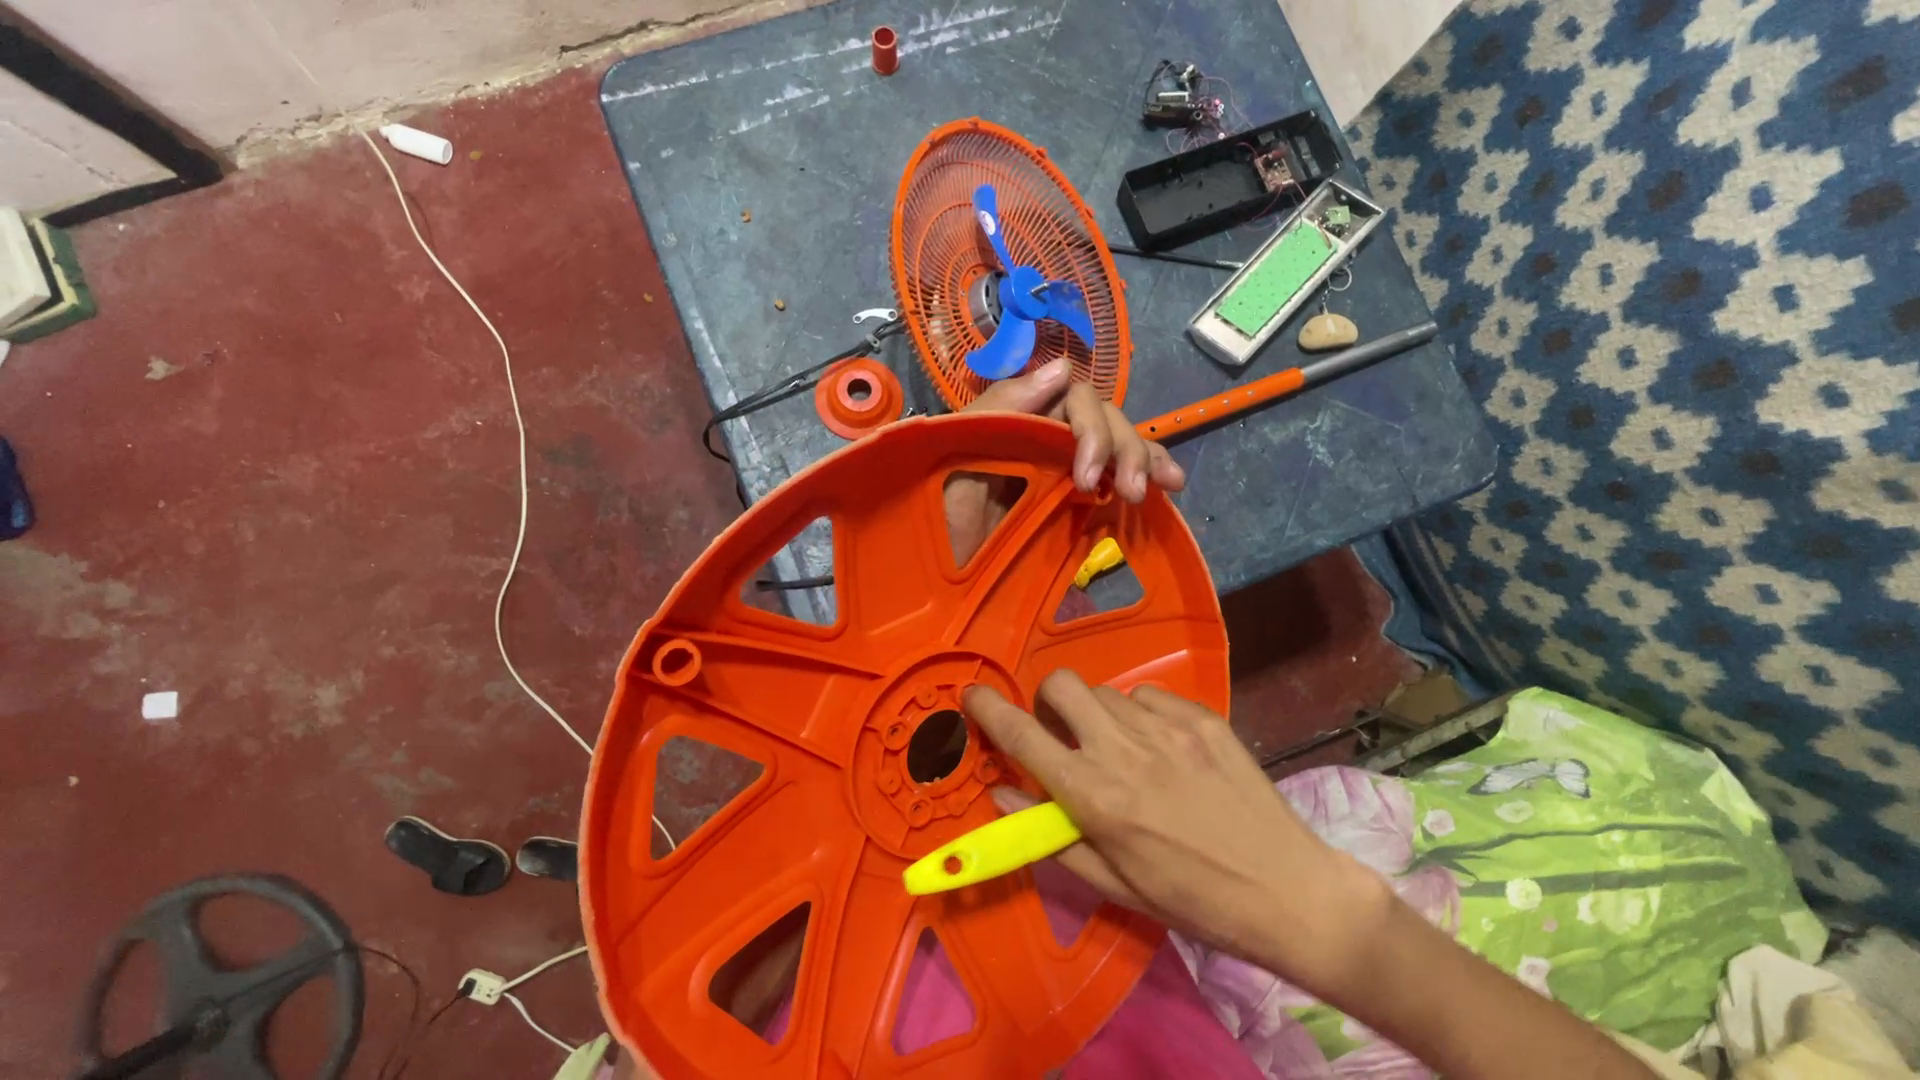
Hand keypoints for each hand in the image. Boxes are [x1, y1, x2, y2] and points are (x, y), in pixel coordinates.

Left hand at [944, 358, 1185, 564]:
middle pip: (1101, 418)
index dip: (1090, 429)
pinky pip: (1115, 475)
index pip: (1071, 398)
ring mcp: (1060, 467)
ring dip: (1143, 457)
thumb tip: (1062, 369)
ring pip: (1116, 442)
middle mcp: (1042, 435)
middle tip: (1130, 491)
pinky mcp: (1073, 501)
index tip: (1086, 476)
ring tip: (1165, 485)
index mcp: (1014, 419)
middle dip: (1122, 447)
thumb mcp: (952, 459)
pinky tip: (1169, 483)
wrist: (937, 584)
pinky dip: (1147, 471)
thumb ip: (999, 412)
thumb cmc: (934, 521)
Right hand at [967, 672, 1657, 1079]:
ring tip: (1120, 750)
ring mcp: (1169, 726)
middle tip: (1061, 734)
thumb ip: (1051, 834)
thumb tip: (1001, 794)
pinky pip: (1149, 695)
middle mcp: (1125, 748)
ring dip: (1096, 713)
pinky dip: (1140, 713)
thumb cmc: (1193, 900)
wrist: (1290, 890)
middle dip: (1047, 702)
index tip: (972, 695)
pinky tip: (1161, 748)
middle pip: (1061, 684)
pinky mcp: (1204, 717)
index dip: (987, 708)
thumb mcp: (1115, 882)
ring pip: (1105, 690)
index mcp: (1095, 795)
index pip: (1022, 735)